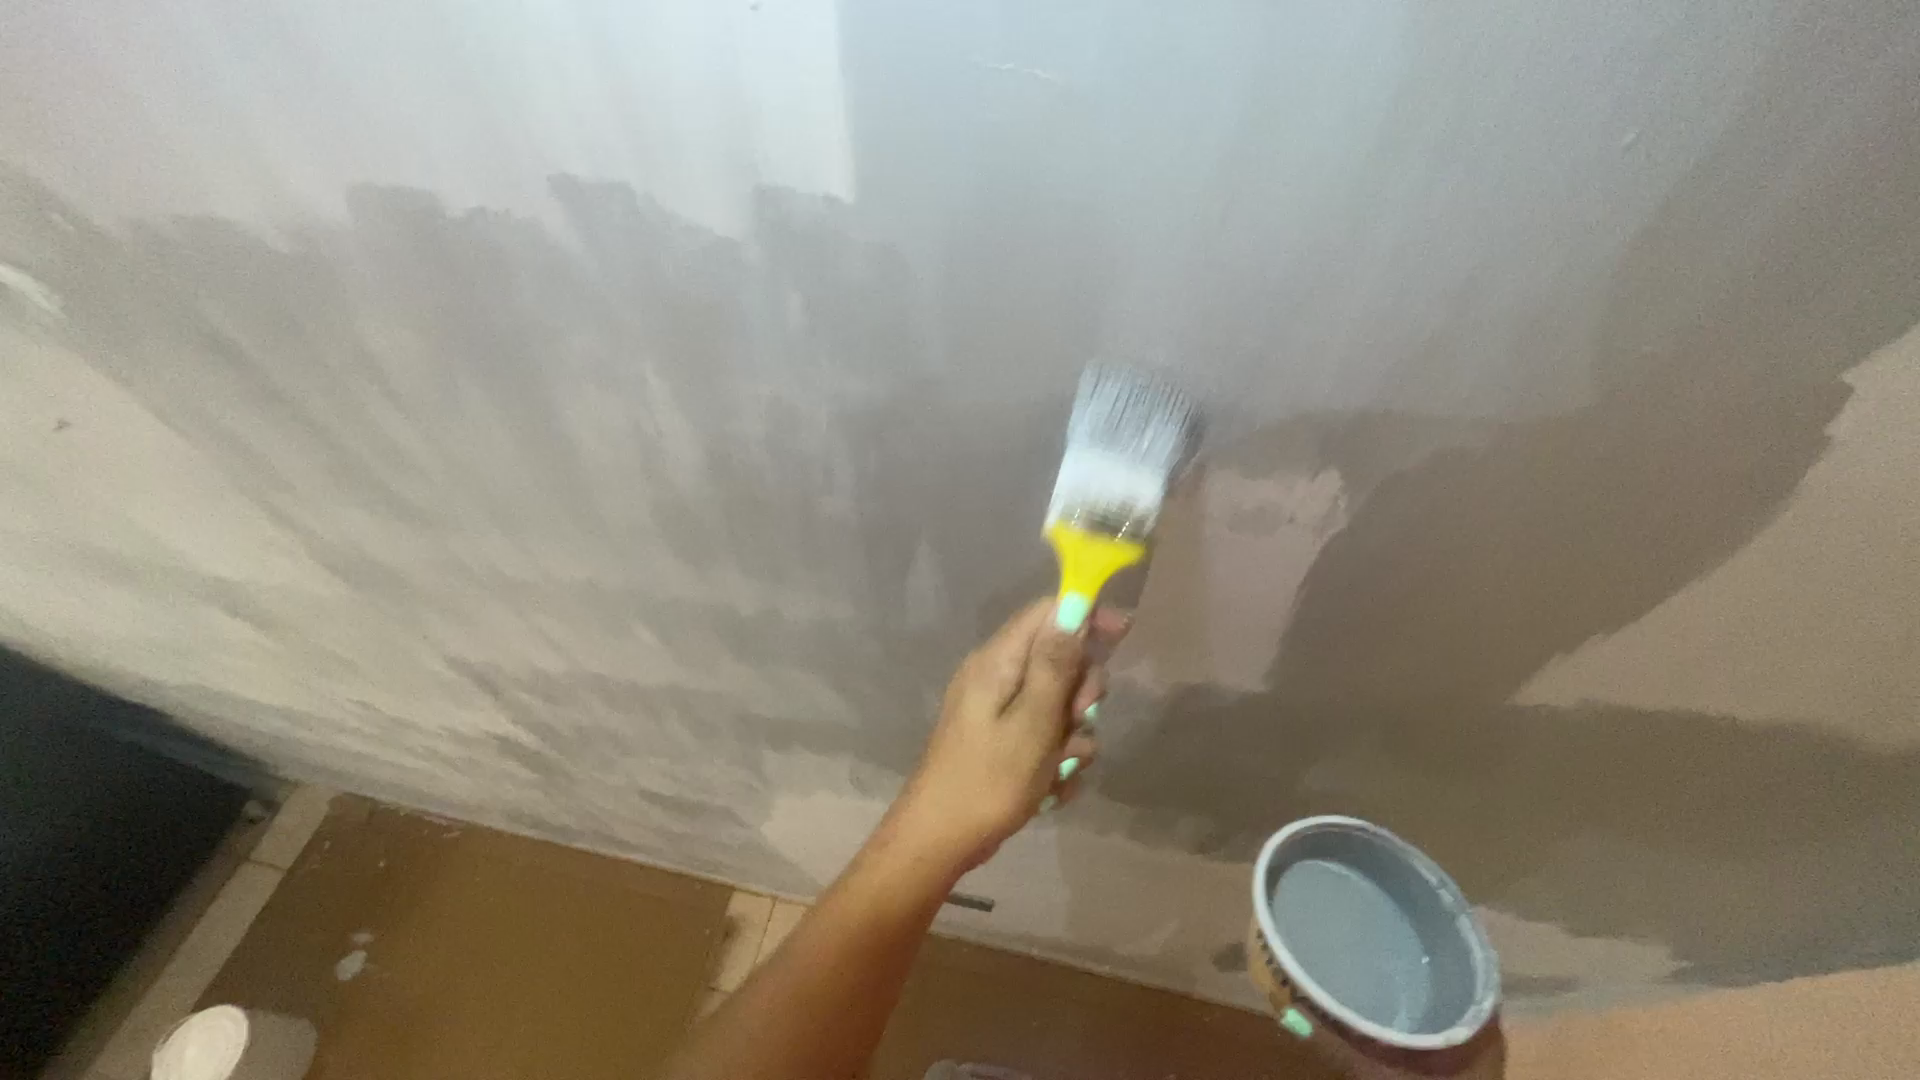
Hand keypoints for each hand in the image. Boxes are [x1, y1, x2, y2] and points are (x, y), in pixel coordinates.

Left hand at [886, 598, 1130, 872]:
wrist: (941, 841)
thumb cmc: (989, 781)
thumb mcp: (1032, 722)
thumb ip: (1054, 665)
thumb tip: (1073, 607)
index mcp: (997, 661)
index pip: (1047, 612)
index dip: (1087, 616)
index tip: (1124, 634)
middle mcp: (995, 676)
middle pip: (1058, 657)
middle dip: (1082, 690)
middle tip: (1081, 719)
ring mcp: (996, 709)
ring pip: (1057, 702)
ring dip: (1073, 734)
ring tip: (1063, 766)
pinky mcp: (1001, 739)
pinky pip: (1044, 734)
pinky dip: (1056, 757)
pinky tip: (1053, 786)